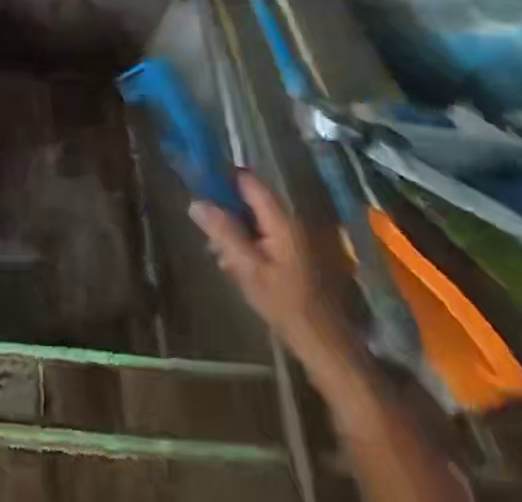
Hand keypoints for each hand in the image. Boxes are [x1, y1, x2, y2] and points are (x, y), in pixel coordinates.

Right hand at [191, 170, 350, 361]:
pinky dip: (247, 240)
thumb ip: (223, 233)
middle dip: (225, 207)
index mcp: (282, 220)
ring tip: (217, 251)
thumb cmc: (286, 305)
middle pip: (251, 198)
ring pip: (256, 217)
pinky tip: (235, 263)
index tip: (197, 184)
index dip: (222, 177)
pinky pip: (265, 233)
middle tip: (203, 225)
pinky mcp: (296, 252)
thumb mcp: (248, 269)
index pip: (248, 181)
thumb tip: (196, 202)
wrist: (325, 343)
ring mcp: (295, 236)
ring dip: (234, 227)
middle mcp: (291, 221)